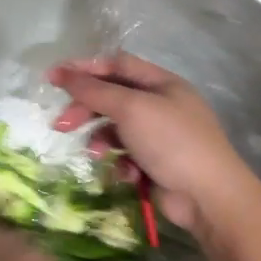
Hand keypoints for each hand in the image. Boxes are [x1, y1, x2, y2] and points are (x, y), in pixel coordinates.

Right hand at [48, 54, 255, 232]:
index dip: (84, 69)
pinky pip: (125, 155)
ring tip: (98, 155)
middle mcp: (161, 105)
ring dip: (101, 139)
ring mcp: (158, 135)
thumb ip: (95, 90)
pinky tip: (125, 173)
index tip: (53, 78)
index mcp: (161, 83)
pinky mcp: (154, 163)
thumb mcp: (131, 109)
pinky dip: (119, 162)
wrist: (206, 194)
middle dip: (86, 109)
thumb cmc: (171, 142)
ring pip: (115, 129)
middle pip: (112, 97)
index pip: (116, 65)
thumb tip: (62, 73)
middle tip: (61, 124)